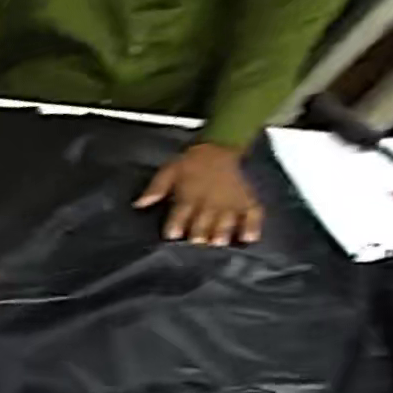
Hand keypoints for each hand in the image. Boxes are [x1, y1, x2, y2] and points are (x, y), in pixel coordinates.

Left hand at [133, 142, 263, 245]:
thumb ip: (155, 188)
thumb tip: (138, 204)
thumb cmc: (187, 165)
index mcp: (189, 195)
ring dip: (223, 231)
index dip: (176, 224)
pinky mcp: (246, 200)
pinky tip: (250, 239)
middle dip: (200, 231)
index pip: (181, 212)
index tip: (173, 235)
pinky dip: (253, 225)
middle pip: (205, 219)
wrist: (217, 149)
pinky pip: (254, 213)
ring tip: (219, 243)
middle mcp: (210, 200)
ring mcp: (230, 201)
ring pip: (228, 219)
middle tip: (198, 242)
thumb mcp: (167, 172)